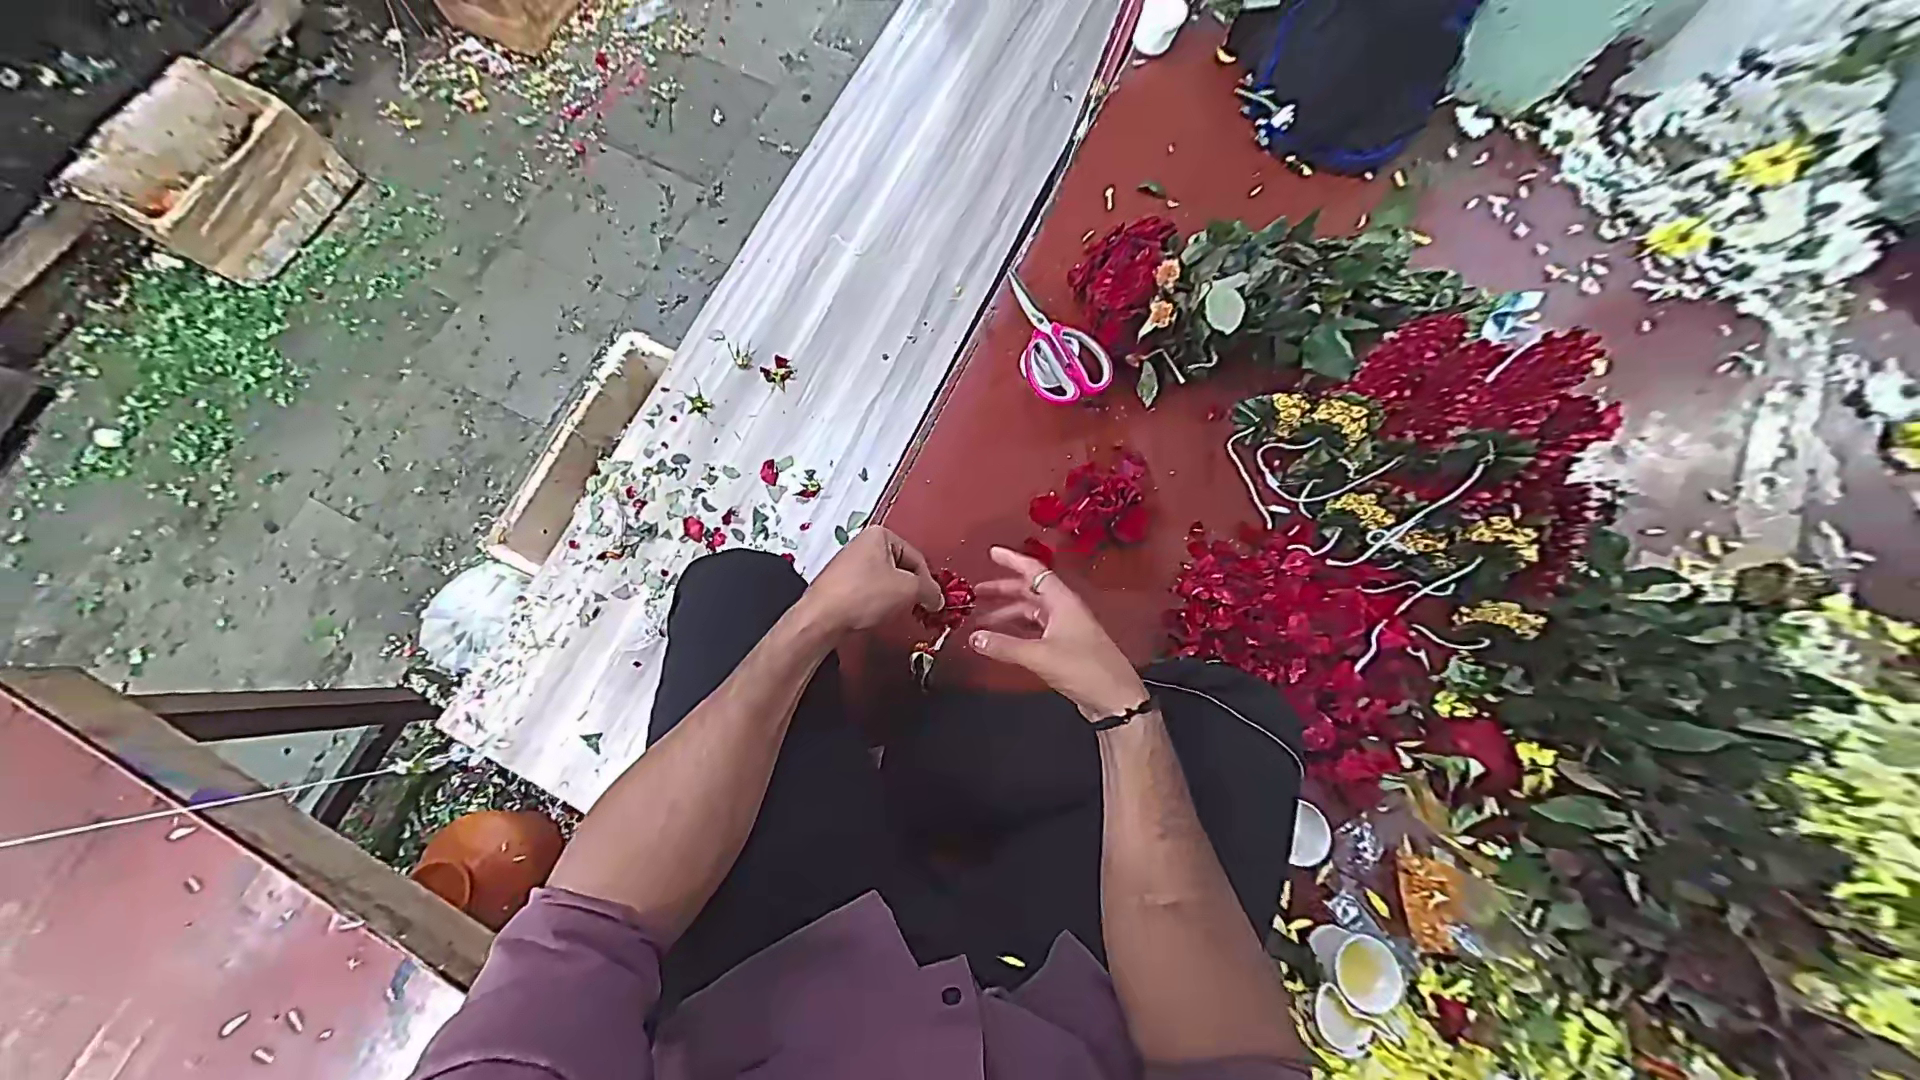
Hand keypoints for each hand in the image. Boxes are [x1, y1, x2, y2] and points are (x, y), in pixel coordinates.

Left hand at [797, 526, 943, 637]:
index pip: (917, 558)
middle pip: (901, 569)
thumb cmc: (863, 595)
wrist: (822, 618)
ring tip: (893, 612)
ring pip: (886, 581)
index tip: (932, 601)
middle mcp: (863, 544)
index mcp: (880, 535)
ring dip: (895, 598)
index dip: (928, 582)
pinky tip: (875, 615)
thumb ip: (929, 590)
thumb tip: (937, 599)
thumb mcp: (908, 589)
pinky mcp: (840, 584)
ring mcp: (849, 564)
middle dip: (911, 590)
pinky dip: (877, 603)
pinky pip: (869, 591)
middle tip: (917, 607)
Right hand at [969, 546, 1148, 721]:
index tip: (992, 553)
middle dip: (1003, 590)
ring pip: (1031, 613)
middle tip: (977, 593)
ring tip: (982, 622)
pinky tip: (1001, 640)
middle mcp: (1064, 609)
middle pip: (1029, 591)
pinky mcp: (1065, 646)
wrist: (1114, 698)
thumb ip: (1004, 646)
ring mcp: (1065, 628)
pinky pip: (1035, 631)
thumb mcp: (1039, 655)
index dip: (1012, 560)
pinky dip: (1016, 631)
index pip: (1034, 571)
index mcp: (1062, 601)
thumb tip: (975, 637)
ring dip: (1007, 614)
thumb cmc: (1084, 668)